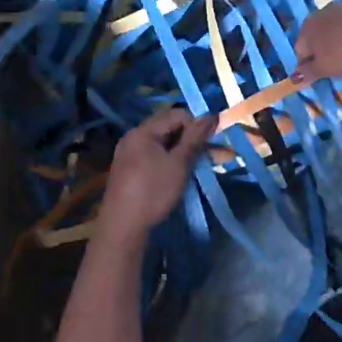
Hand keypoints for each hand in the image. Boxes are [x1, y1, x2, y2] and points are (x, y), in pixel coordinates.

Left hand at [100, 107, 216, 233]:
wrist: (123, 226)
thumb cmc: (153, 191)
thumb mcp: (179, 163)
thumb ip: (195, 137)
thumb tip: (212, 114)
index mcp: (143, 131)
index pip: (177, 115)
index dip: (198, 124)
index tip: (215, 139)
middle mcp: (134, 138)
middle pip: (170, 129)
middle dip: (195, 139)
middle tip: (219, 153)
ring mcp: (131, 155)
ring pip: (165, 145)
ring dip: (187, 152)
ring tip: (208, 163)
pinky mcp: (131, 171)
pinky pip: (156, 157)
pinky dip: (173, 161)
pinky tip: (186, 172)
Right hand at [292, 0, 341, 81]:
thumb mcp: (325, 69)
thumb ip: (308, 72)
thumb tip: (294, 77)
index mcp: (308, 27)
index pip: (299, 50)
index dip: (306, 65)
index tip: (317, 76)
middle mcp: (322, 12)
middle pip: (317, 35)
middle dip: (323, 50)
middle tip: (336, 66)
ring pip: (337, 26)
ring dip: (340, 39)